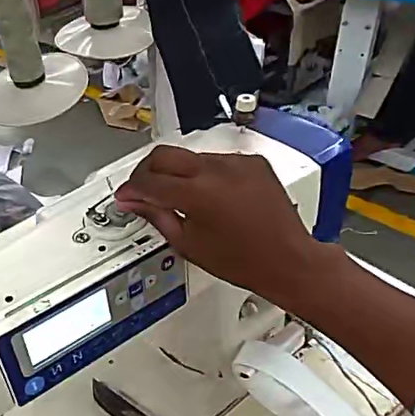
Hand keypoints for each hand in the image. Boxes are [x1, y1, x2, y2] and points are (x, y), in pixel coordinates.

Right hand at [114, 146, 341, 307]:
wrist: (288, 259)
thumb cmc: (247, 260)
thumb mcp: (189, 245)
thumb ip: (158, 216)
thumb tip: (137, 203)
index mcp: (197, 193)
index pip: (149, 180)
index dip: (131, 189)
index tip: (127, 196)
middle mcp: (218, 170)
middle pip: (164, 155)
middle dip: (147, 171)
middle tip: (141, 189)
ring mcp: (237, 163)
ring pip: (190, 156)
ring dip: (177, 173)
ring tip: (179, 197)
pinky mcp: (253, 162)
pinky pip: (218, 160)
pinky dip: (206, 174)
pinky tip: (209, 194)